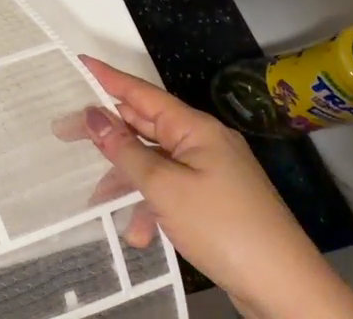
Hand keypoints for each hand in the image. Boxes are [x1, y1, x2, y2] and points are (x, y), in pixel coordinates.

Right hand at [56, 57, 352, 318]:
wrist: (288, 291)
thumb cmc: (224, 228)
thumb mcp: (164, 187)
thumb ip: (125, 150)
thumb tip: (94, 115)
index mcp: (195, 129)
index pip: (142, 93)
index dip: (108, 78)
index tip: (79, 62)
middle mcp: (203, 144)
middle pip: (145, 127)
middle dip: (108, 135)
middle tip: (64, 133)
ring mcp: (211, 174)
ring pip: (154, 164)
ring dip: (127, 182)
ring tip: (97, 201)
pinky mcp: (215, 204)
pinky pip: (171, 192)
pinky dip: (151, 208)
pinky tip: (139, 234)